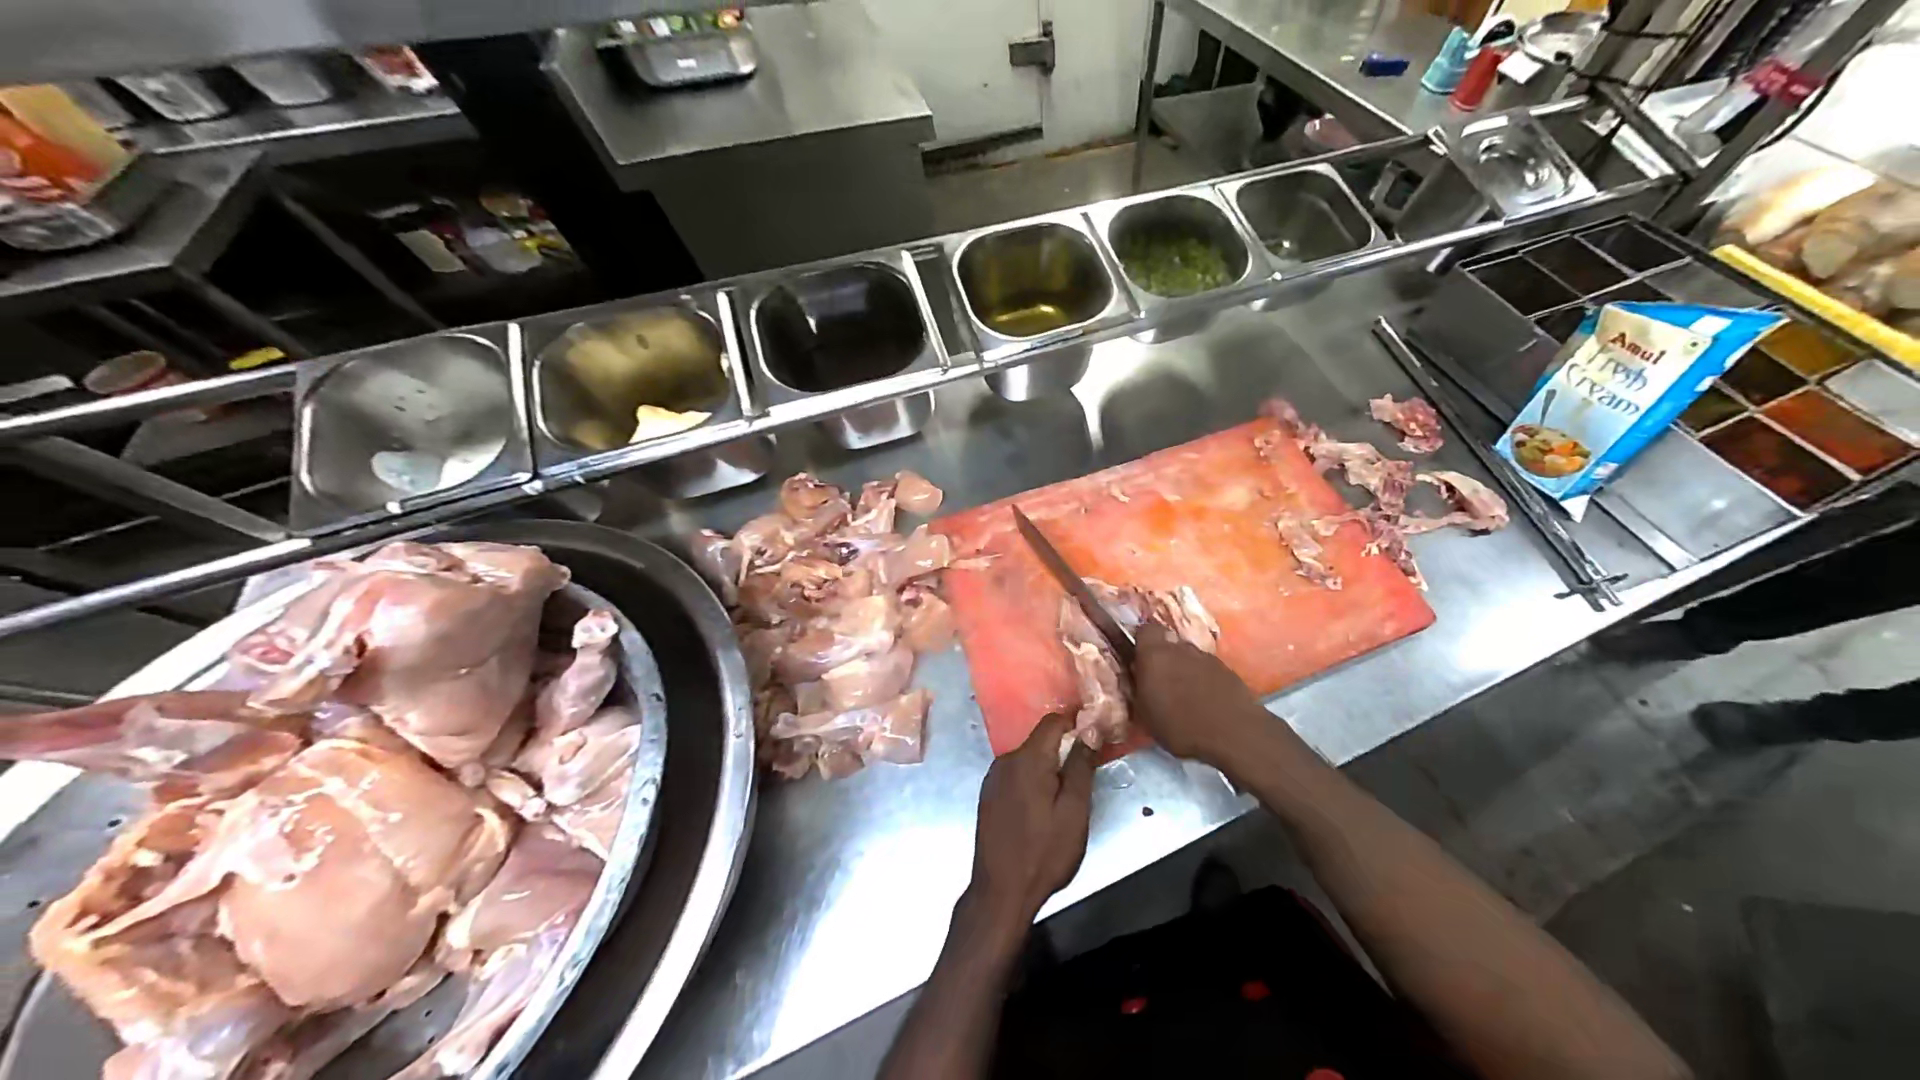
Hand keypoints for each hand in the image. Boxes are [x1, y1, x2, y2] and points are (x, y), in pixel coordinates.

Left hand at [966, 713, 1094, 936]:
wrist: (1001, 890)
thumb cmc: (1044, 852)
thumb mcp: (1074, 810)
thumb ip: (1081, 765)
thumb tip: (1090, 729)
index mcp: (1027, 759)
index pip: (1053, 721)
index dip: (1076, 724)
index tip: (1094, 740)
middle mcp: (1006, 761)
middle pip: (1040, 740)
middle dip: (1064, 751)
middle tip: (1085, 778)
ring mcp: (993, 778)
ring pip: (1028, 759)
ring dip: (1048, 769)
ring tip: (1064, 800)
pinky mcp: (988, 794)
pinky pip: (1016, 775)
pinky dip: (1032, 781)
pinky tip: (1041, 810)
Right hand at [1131, 624, 1277, 765]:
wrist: (1233, 734)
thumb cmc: (1179, 725)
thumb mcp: (1144, 712)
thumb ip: (1139, 687)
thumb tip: (1137, 675)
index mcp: (1155, 654)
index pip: (1145, 630)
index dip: (1142, 642)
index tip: (1139, 659)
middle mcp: (1181, 648)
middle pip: (1170, 644)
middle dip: (1164, 658)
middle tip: (1161, 682)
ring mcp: (1208, 658)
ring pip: (1190, 657)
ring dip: (1185, 670)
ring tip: (1185, 696)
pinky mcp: (1229, 671)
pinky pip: (1209, 670)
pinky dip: (1204, 681)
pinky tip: (1206, 703)